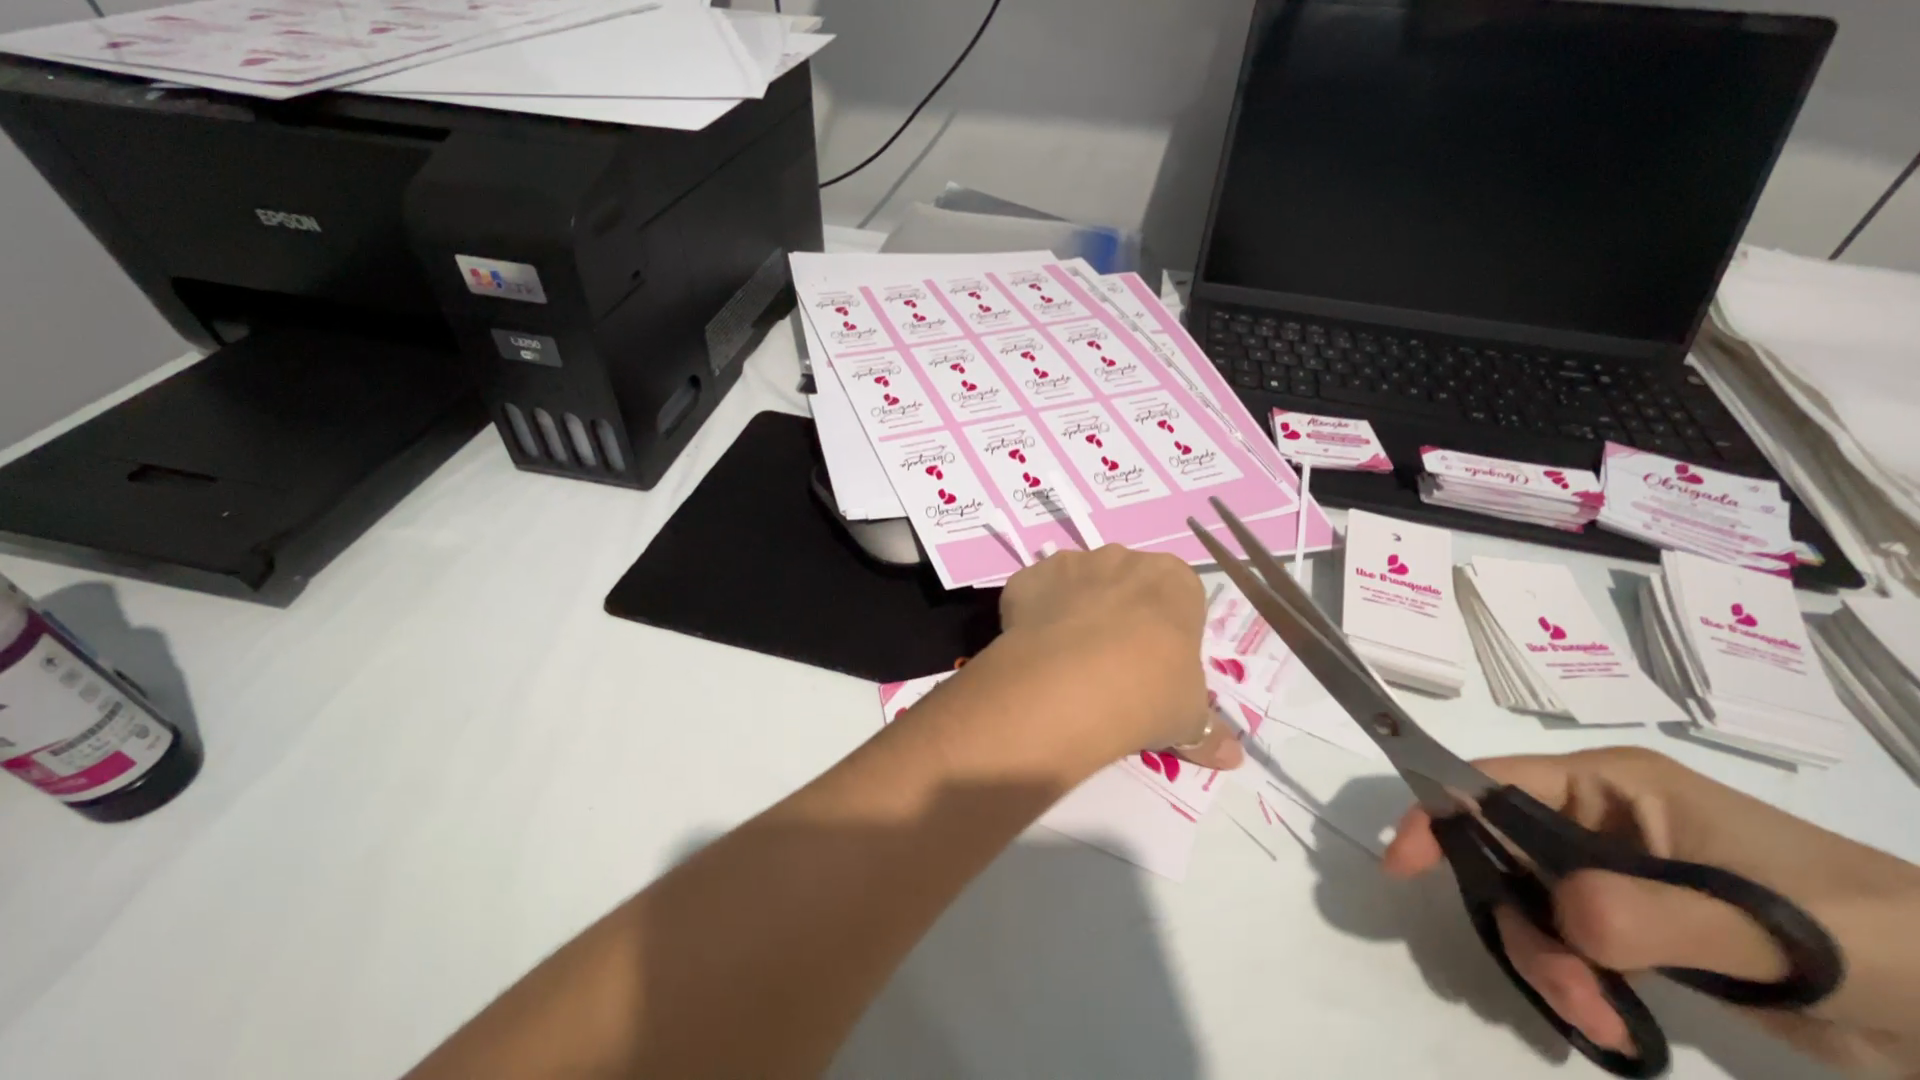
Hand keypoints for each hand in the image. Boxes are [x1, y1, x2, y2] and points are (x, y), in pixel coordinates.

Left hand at [966, 545, 1242, 770]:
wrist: (1072, 686)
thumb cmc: (1150, 692)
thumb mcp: (1189, 719)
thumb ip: (1209, 732)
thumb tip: (1231, 757)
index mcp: (1175, 580)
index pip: (1178, 598)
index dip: (1166, 633)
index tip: (1156, 666)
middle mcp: (1123, 558)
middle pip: (1125, 585)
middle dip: (1119, 616)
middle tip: (1112, 666)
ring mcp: (1071, 563)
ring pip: (1076, 586)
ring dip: (1075, 613)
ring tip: (1069, 664)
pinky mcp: (1027, 577)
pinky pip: (1033, 594)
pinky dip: (1033, 616)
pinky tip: (1037, 654)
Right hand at [1383, 747, 1919, 1073]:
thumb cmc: (1865, 933)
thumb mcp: (1765, 926)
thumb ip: (1654, 913)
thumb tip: (1558, 914)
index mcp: (1617, 787)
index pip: (1496, 784)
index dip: (1441, 814)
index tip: (1403, 866)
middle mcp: (1601, 820)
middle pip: (1504, 859)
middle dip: (1522, 929)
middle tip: (1572, 996)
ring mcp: (1615, 874)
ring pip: (1529, 909)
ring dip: (1551, 968)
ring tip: (1605, 1024)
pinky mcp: (1631, 925)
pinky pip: (1564, 945)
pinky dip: (1575, 986)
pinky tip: (1615, 1028)